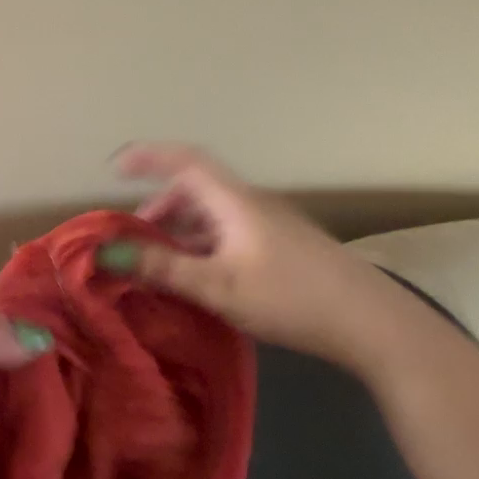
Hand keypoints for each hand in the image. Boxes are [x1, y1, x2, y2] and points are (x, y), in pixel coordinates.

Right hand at [104, 142, 385, 358]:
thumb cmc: (288, 296)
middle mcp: (252, 203)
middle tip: (134, 241)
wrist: (369, 321)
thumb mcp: (217, 286)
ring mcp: (271, 224)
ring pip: (212, 215)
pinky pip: (228, 233)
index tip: (114, 168)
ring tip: (160, 266)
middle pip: (195, 190)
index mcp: (234, 201)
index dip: (148, 157)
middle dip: (158, 209)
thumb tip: (108, 253)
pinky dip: (201, 246)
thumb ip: (162, 268)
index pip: (185, 161)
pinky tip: (198, 278)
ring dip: (180, 232)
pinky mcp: (283, 247)